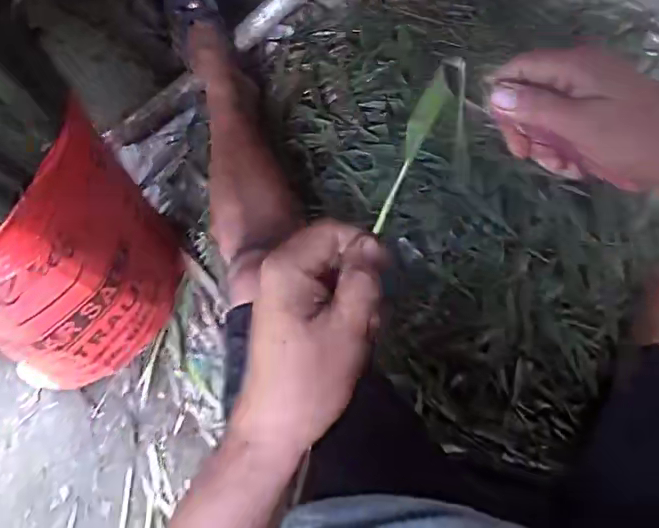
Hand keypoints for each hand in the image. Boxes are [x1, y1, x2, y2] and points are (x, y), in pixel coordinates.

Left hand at [228, 221, 385, 459]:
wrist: (274, 428)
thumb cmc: (310, 380)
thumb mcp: (348, 327)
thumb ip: (362, 279)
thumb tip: (372, 247)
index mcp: (286, 265)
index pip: (333, 230)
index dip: (363, 245)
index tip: (384, 274)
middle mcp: (279, 267)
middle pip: (333, 249)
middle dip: (359, 275)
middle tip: (371, 312)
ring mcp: (281, 287)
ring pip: (332, 271)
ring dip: (354, 294)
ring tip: (361, 330)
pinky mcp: (288, 306)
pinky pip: (323, 289)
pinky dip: (342, 306)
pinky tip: (350, 335)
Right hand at [486, 46, 658, 191]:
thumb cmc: (632, 139)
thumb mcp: (578, 125)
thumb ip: (535, 107)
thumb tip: (495, 93)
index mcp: (574, 65)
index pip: (520, 67)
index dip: (503, 94)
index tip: (503, 128)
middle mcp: (581, 71)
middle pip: (532, 91)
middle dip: (526, 126)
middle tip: (526, 155)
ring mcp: (594, 91)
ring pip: (549, 113)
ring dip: (546, 142)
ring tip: (561, 167)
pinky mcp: (604, 111)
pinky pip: (570, 124)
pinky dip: (566, 145)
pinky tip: (577, 166)